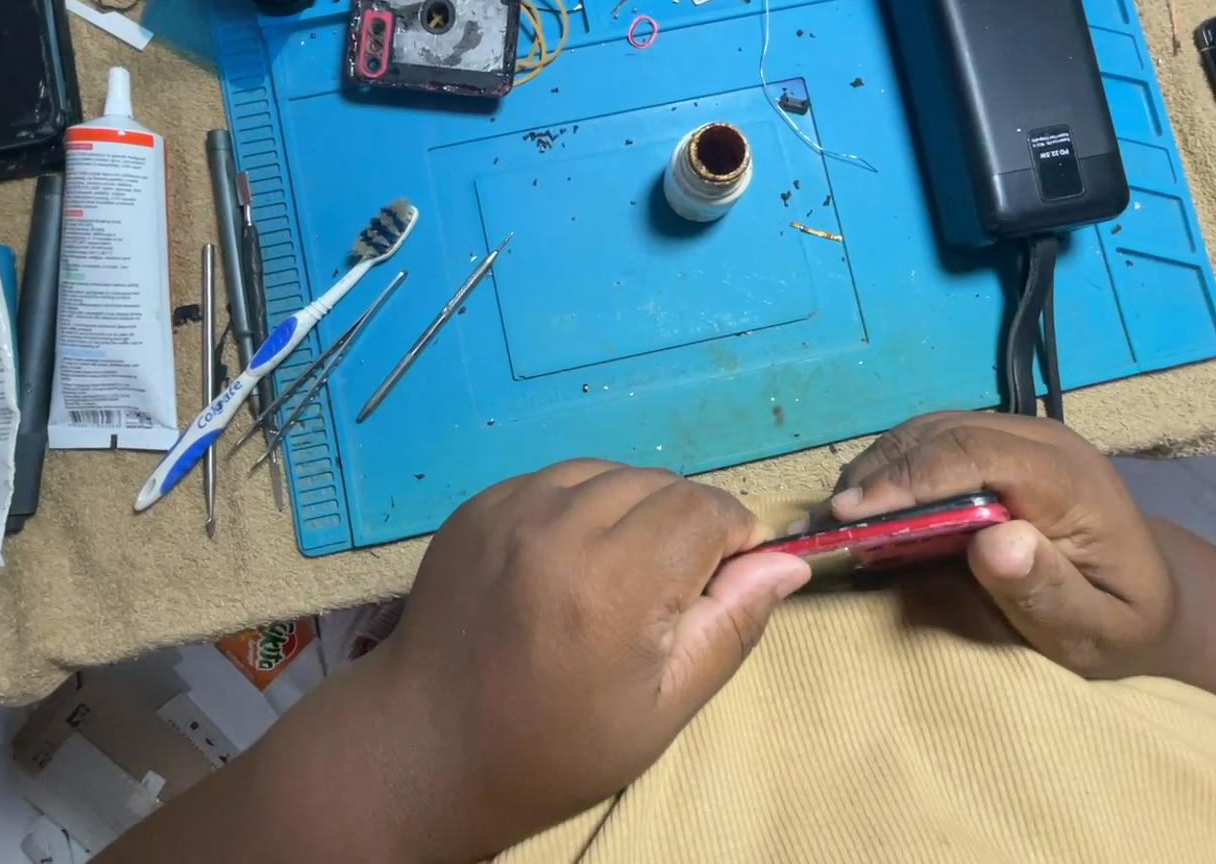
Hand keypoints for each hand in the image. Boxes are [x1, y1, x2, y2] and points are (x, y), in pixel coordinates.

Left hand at [359, 460, 810, 860]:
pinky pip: (559, 477)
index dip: (732, 534)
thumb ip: (732, 623)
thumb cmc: (558, 742)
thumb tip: (787, 561)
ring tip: (617, 566)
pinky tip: (569, 553)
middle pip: (661, 484)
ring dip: (635, 506)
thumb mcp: (664, 705)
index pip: (705, 509)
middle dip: (686, 521)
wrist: (427, 742)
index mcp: (613, 581)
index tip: (723, 573)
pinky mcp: (482, 501)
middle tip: (667, 583)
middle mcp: (560, 525)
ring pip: (612, 472)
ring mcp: (512, 505)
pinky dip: (583, 503)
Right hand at [831, 412, 1176, 678]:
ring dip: (872, 470)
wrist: (1153, 590)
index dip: (904, 480)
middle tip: (823, 523)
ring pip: (923, 431)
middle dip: (874, 475)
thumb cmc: (1123, 621)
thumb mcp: (1100, 631)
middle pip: (936, 434)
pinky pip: (926, 441)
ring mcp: (1012, 433)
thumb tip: (995, 540)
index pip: (971, 454)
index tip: (848, 515)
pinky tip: (861, 502)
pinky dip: (885, 469)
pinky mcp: (990, 441)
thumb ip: (1052, 590)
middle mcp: (1036, 438)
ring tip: (831, 517)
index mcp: (1067, 476)